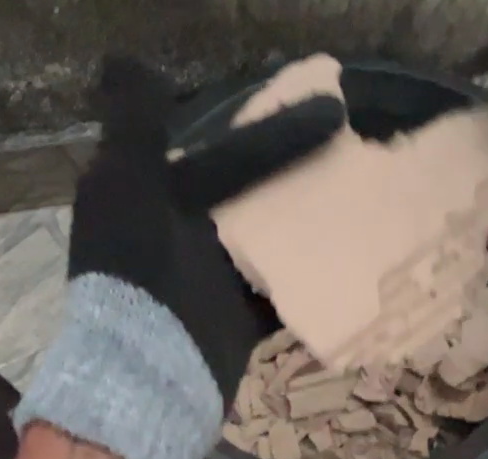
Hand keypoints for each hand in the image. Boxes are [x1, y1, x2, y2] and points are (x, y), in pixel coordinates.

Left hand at [12, 57, 344, 458]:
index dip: (275, 133)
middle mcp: (182, 238)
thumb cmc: (135, 271)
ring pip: (267, 246)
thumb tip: (125, 60)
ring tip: (365, 209)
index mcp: (157, 200)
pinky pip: (276, 297)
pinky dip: (306, 285)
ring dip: (307, 229)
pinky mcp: (232, 326)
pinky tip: (349, 267)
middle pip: (251, 199)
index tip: (333, 111)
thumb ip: (132, 124)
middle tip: (357, 160)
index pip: (225, 156)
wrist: (144, 369)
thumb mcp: (123, 182)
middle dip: (298, 179)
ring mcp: (209, 285)